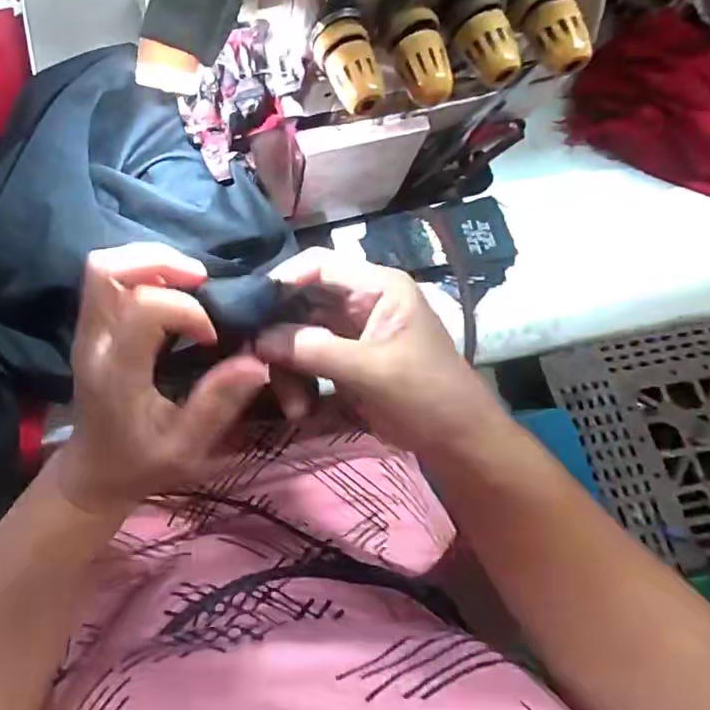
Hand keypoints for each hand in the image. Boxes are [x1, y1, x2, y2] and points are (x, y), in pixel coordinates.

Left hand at [54, 244, 271, 514]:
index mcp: (117, 371)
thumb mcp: (186, 447)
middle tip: (201, 280)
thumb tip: (257, 360)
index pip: (143, 307)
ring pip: (105, 267)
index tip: (211, 337)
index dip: (186, 310)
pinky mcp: (91, 327)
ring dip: (151, 261)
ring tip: (190, 282)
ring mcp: (87, 330)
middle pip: (107, 269)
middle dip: (160, 261)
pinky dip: (143, 271)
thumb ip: (217, 403)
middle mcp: (94, 341)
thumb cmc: (140, 463)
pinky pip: (108, 279)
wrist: (94, 473)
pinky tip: (173, 291)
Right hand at [256, 248, 505, 462]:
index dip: (281, 280)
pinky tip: (300, 409)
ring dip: (286, 366)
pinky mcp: (342, 358)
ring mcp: (349, 330)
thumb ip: (315, 350)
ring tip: (293, 405)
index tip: (249, 310)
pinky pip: (304, 357)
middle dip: (278, 334)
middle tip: (257, 362)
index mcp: (378, 287)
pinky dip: (296, 381)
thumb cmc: (429, 396)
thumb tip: (258, 339)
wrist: (459, 445)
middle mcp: (360, 300)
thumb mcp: (372, 371)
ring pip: (296, 332)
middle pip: (300, 300)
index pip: (318, 264)